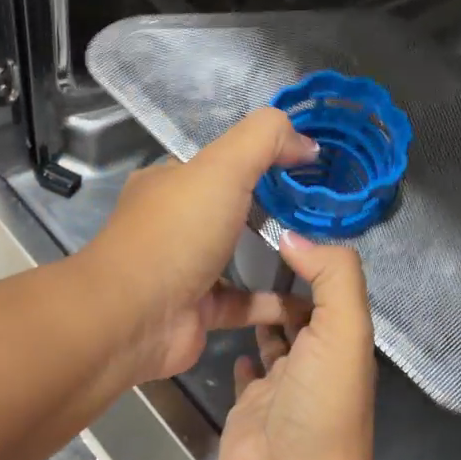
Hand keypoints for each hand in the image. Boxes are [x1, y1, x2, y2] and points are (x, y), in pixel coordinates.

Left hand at [81, 109, 319, 380]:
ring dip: (276, 256)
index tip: (306, 162)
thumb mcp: (221, 166)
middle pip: (230, 210)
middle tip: (321, 208)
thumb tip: (307, 141)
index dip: (260, 156)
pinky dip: (276, 302)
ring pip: (239, 258)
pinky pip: (246, 303)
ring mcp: (185, 271)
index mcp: (168, 184)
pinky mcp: (200, 312)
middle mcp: (174, 225)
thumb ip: (265, 140)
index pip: (216, 162)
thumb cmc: (175, 235)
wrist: (135, 319)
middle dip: (273, 209)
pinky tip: (311, 296)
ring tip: (325, 248)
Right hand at [218, 232, 380, 459]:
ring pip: (274, 341)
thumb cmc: (321, 408)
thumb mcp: (344, 331)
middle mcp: (314, 361)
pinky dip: (244, 355)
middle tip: (243, 250)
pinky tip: (232, 339)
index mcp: (342, 341)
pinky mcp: (250, 408)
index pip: (330, 289)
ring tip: (233, 283)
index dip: (310, 259)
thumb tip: (296, 235)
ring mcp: (281, 387)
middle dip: (284, 286)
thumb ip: (331, 276)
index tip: (274, 225)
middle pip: (301, 314)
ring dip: (263, 316)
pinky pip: (247, 374)